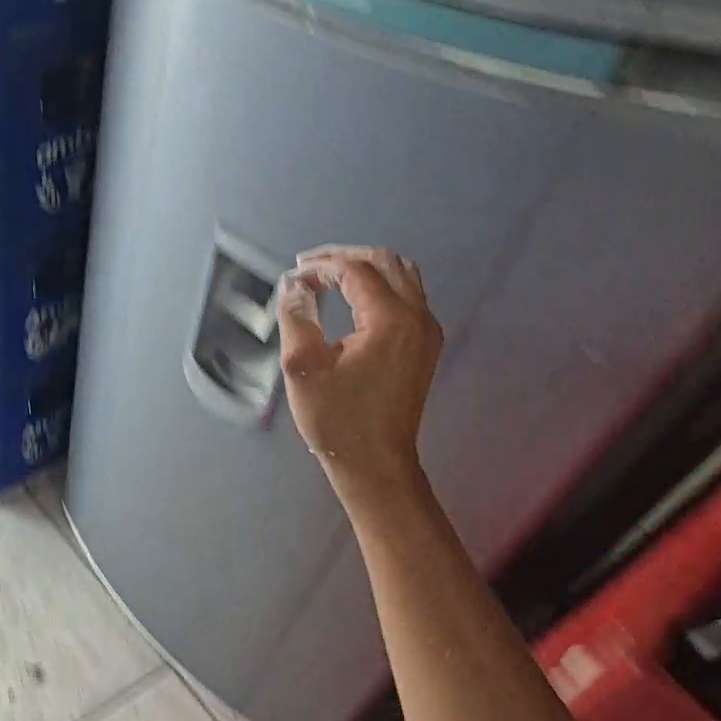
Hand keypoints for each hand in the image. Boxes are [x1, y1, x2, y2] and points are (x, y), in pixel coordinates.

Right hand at [276, 245, 442, 495]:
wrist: (375, 461)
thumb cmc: (336, 419)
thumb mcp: (302, 366)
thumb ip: (296, 317)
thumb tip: (293, 287)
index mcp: (390, 320)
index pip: (356, 271)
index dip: (321, 266)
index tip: (292, 276)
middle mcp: (418, 318)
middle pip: (386, 263)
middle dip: (345, 259)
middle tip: (308, 267)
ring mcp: (427, 332)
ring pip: (402, 276)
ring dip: (364, 269)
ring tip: (328, 278)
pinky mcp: (425, 346)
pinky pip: (407, 297)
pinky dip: (378, 287)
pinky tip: (351, 301)